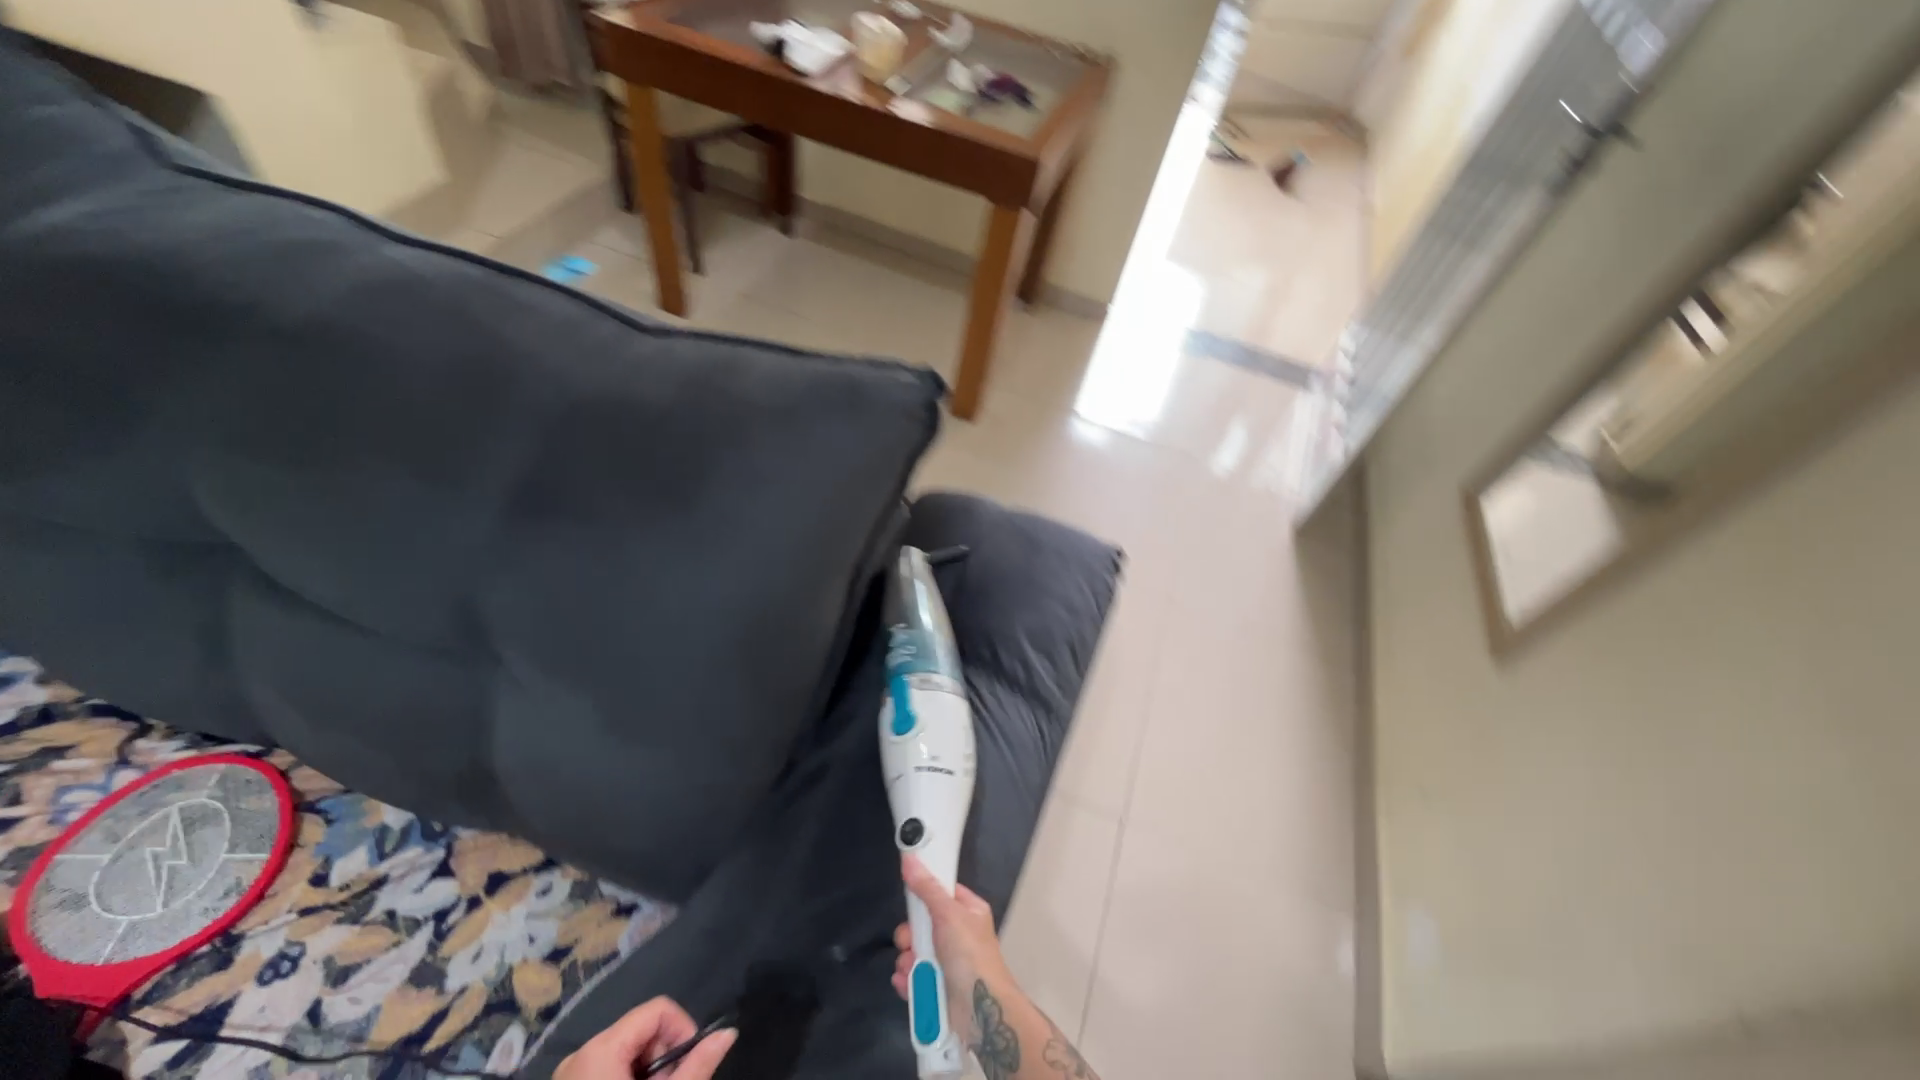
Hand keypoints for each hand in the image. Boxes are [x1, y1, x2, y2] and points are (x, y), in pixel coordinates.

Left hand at [554, 997, 736, 1079]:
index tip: (689, 1067)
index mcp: (601, 1049)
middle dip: (665, 1058)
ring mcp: (571, 1075)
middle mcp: (581, 1054)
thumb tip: (728, 1033)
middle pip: (642, 1030)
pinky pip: (609, 1069)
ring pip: (627, 1052)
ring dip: (650, 1073)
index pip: (658, 1010)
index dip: (683, 1031)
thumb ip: (698, 1065)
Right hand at [892, 853, 1017, 1046]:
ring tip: (910, 968)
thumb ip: (926, 888)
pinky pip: (915, 977)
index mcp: (968, 911)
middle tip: (908, 942)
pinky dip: (908, 980)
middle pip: (923, 924)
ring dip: (907, 960)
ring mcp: (948, 962)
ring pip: (915, 952)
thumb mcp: (948, 913)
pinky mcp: (938, 987)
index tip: (909, 898)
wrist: (980, 1008)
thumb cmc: (969, 953)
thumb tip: (909, 857)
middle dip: (910, 935)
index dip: (925, 895)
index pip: (942, 893)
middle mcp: (959, 935)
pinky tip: (907, 983)